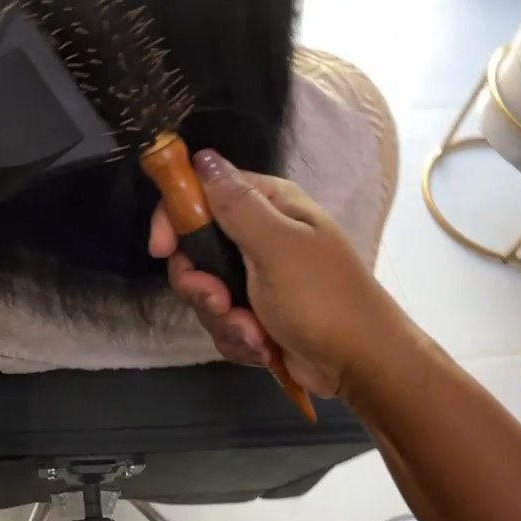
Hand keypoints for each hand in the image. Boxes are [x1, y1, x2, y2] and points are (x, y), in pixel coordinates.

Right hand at [149, 151, 404, 397]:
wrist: (359, 364)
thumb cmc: (322, 297)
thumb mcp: (276, 246)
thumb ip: (235, 204)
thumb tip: (202, 156)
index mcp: (270, 207)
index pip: (203, 195)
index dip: (175, 219)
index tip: (161, 249)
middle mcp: (260, 238)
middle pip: (195, 252)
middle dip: (202, 286)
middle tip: (222, 301)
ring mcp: (256, 280)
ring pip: (205, 294)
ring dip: (224, 319)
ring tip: (254, 333)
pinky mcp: (255, 316)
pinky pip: (222, 323)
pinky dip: (238, 338)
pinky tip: (262, 347)